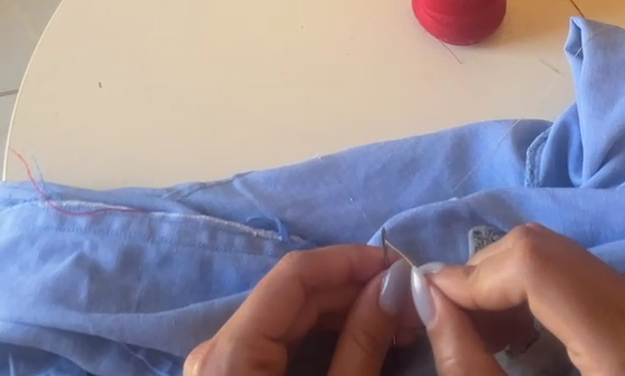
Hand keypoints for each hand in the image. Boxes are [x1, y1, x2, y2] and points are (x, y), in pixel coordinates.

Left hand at [185, 245, 418, 374]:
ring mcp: (220, 365)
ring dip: (343, 312)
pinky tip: (361, 337)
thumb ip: (362, 343)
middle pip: (293, 295)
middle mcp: (217, 347)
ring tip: (395, 317)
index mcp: (231, 350)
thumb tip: (395, 283)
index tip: (397, 264)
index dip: (348, 260)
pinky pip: (281, 343)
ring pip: (289, 318)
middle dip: (354, 289)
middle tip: (408, 297)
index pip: (294, 275)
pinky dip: (322, 337)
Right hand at [417, 224, 624, 375]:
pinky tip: (511, 328)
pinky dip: (528, 286)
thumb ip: (468, 365)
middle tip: (449, 316)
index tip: (433, 297)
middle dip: (482, 275)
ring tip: (478, 328)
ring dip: (501, 278)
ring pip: (551, 251)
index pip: (536, 266)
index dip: (475, 274)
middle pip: (540, 249)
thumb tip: (424, 293)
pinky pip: (569, 268)